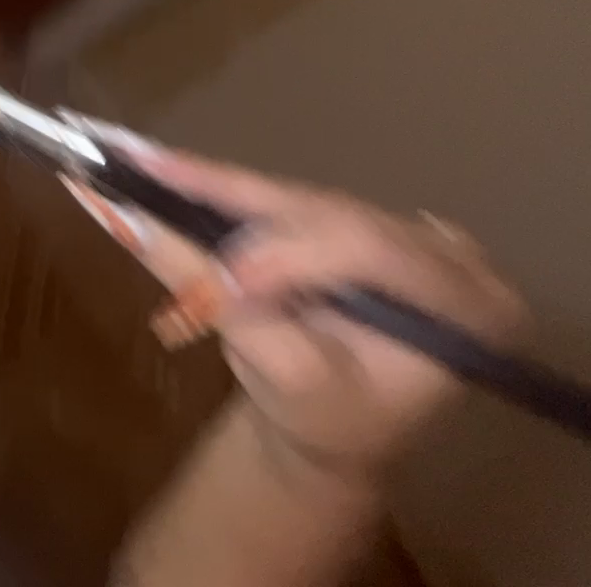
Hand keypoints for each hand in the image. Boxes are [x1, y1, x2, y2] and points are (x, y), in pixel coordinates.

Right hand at [128, 146, 526, 481]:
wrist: (332, 427)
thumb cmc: (323, 417)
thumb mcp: (280, 369)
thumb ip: (217, 299)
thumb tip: (128, 224)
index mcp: (462, 302)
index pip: (370, 251)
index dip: (288, 254)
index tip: (218, 285)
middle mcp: (440, 252)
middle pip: (321, 211)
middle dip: (225, 190)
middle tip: (142, 167)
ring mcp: (392, 230)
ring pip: (289, 196)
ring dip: (209, 181)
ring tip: (139, 162)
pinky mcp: (345, 222)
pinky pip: (276, 197)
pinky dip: (213, 186)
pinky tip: (162, 168)